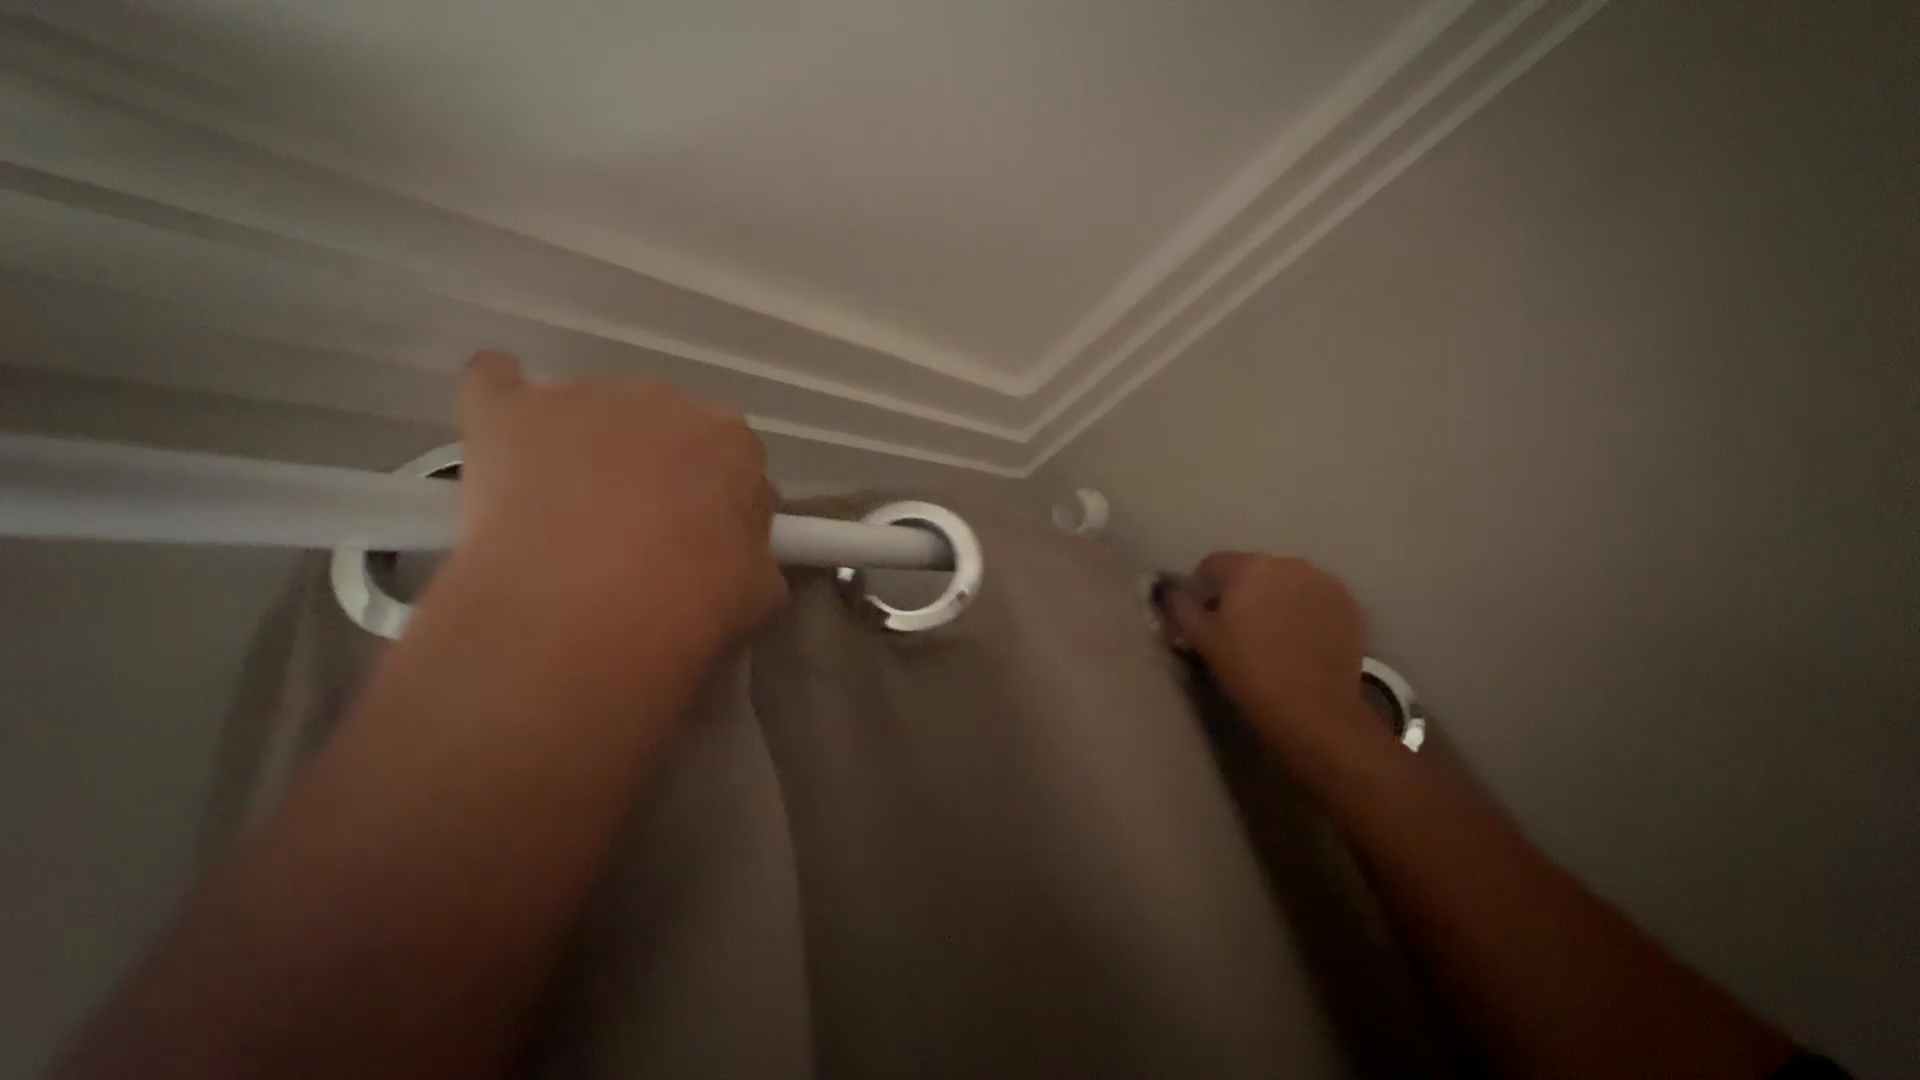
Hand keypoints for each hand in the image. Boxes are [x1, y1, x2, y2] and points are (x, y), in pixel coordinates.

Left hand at [441, 351, 786, 659]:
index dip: (716, 500)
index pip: (734, 459)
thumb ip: (756, 553)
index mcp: (732, 442)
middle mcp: (665, 400)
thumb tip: (742, 547)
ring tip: (563, 514)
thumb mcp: (756, 594)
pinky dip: (504, 403)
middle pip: (664, 426)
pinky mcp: (506, 409)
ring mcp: (583, 396)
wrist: (574, 618)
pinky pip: (499, 383)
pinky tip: (503, 436)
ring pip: (591, 414)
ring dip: (587, 448)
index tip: (701, 541)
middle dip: (654, 467)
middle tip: (635, 531)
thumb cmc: (683, 609)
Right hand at [1164, 553, 1374, 753]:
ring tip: (1276, 635)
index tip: (1208, 617)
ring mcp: (1324, 581)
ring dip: (1277, 598)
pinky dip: (1307, 610)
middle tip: (1242, 628)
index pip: (1212, 564)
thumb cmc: (1248, 671)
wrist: (1312, 709)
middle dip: (1245, 591)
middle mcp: (1288, 563)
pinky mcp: (1349, 603)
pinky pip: (1317, 597)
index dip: (1204, 589)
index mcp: (1247, 567)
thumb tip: (1168, 588)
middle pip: (1254, 570)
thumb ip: (1180, 606)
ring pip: (1288, 581)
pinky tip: (1303, 639)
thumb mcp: (1201, 639)